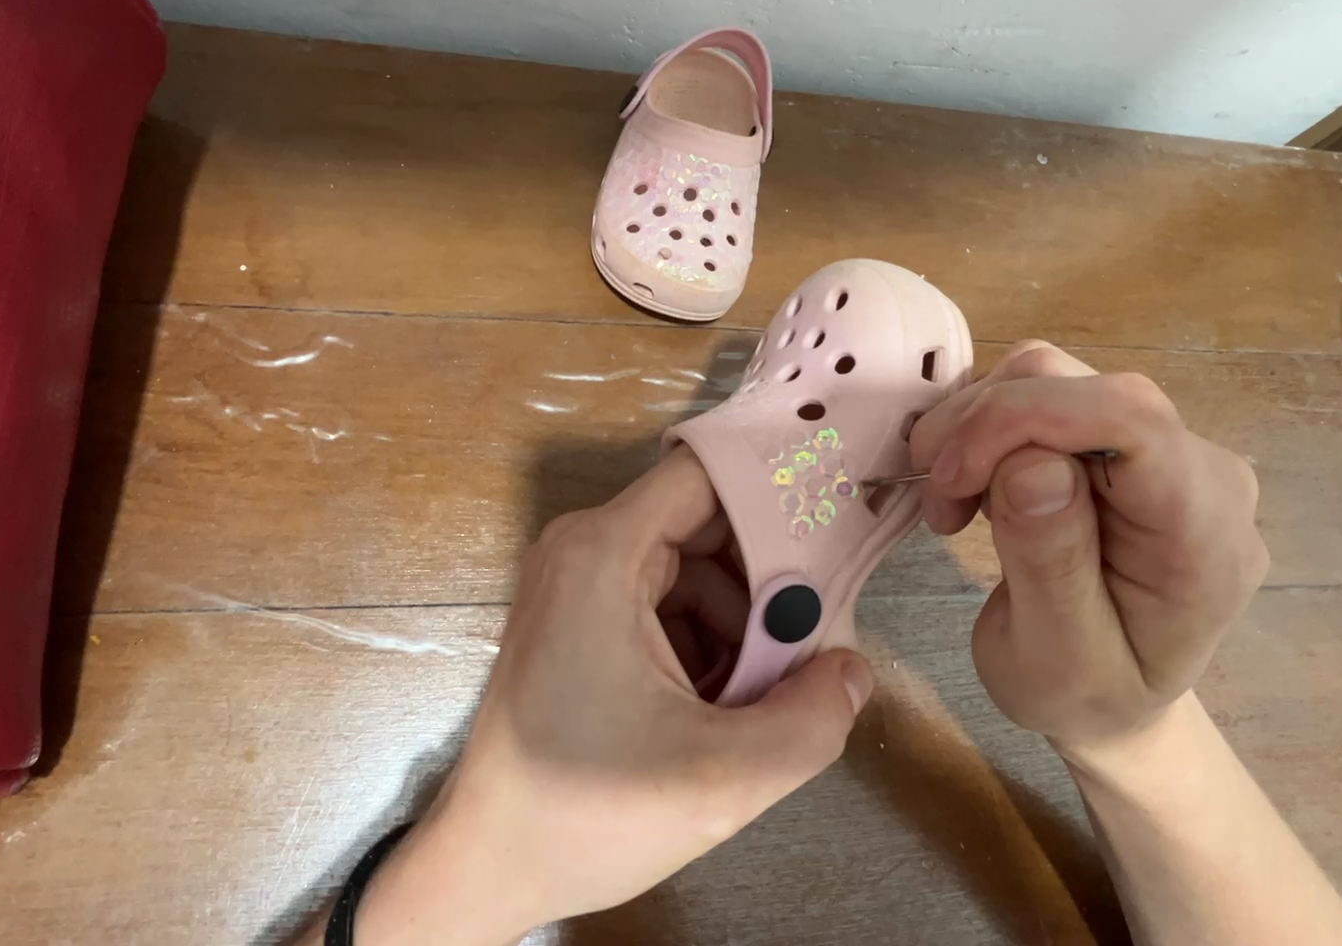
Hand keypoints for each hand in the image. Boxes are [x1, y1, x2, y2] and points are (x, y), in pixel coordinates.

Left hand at [353, 448, 873, 945]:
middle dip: (769, 578)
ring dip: (742, 622)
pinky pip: (667, 601)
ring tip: (768, 690)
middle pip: (705, 525)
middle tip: (818, 635)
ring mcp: (579, 581)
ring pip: (694, 570)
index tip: (837, 519)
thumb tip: (853, 669)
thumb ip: (812, 720)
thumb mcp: (722, 778)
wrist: (487, 866)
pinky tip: (723, 702)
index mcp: (603, 551)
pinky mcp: (582, 617)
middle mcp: (585, 547)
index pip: (705, 474)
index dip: (773, 487)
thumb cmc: (586, 815)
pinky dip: (707, 640)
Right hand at [907, 340, 1267, 754]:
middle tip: (937, 504)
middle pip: (1075, 386)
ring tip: (950, 503)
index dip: (1019, 420)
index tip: (949, 480)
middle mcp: (1199, 468)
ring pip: (1046, 377)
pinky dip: (981, 428)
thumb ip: (1052, 564)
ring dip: (972, 429)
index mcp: (1204, 532)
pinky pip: (1037, 394)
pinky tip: (971, 485)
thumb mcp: (1056, 660)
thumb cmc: (1083, 697)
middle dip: (979, 428)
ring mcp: (1161, 447)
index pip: (1128, 416)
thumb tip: (1032, 464)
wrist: (1110, 700)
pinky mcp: (1117, 439)